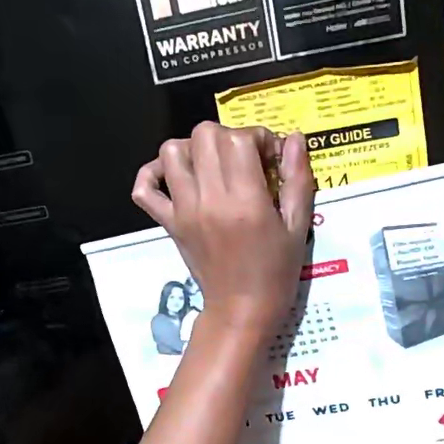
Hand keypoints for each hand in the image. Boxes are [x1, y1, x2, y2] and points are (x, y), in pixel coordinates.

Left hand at [132, 123, 314, 338]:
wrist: (241, 308)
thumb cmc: (276, 270)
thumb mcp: (298, 226)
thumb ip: (297, 179)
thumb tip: (296, 138)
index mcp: (246, 201)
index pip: (239, 139)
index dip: (259, 137)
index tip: (270, 157)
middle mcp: (209, 199)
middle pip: (204, 135)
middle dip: (229, 137)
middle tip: (244, 160)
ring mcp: (183, 210)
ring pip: (172, 151)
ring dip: (195, 149)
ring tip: (214, 166)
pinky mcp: (168, 222)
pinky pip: (144, 188)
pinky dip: (154, 173)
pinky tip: (177, 177)